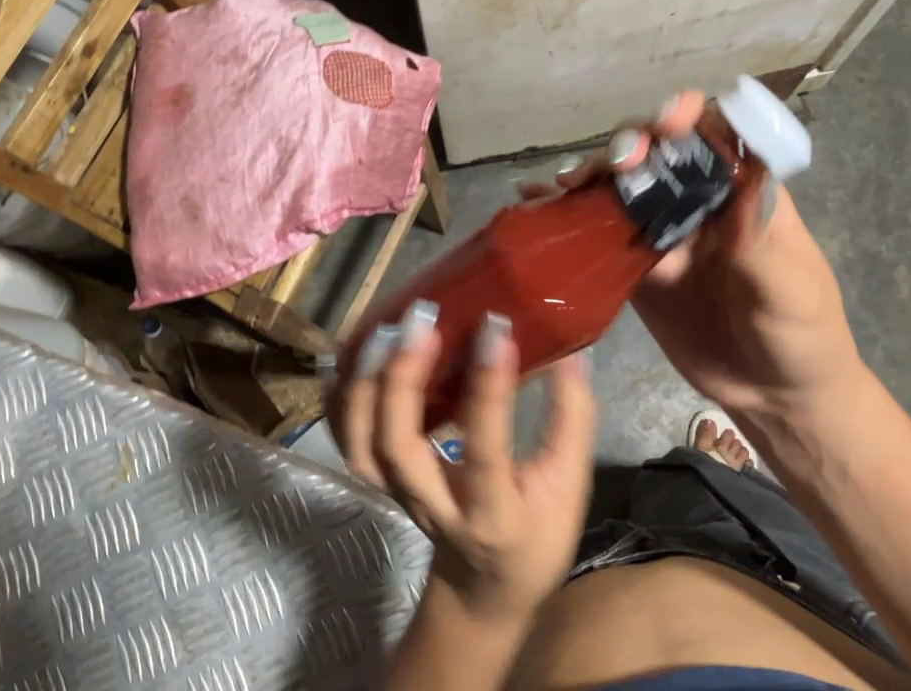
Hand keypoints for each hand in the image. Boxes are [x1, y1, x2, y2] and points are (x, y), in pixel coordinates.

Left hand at [337, 303, 596, 626]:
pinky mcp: (376, 481)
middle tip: (423, 320)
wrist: (482, 589)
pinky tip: (341, 356)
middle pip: (398, 444)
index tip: (495, 328)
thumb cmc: (533, 536)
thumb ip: (571, 424)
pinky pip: (344, 441)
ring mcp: (395, 494)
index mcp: (492, 514)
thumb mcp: (568, 490)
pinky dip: (337, 398)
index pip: (484, 450)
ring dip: (366, 381)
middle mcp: (433, 505)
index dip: (488, 389)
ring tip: (385, 327)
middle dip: (403, 377)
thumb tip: (573, 355)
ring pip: (361, 442)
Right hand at [521, 91, 864, 418]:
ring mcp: (662, 235)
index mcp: (744, 195)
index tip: (668, 121)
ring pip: (621, 188)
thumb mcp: (789, 288)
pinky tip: (536, 202)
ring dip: (592, 175)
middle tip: (615, 165)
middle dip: (631, 146)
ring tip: (564, 183)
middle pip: (658, 155)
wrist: (774, 398)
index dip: (689, 118)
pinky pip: (597, 233)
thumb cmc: (800, 337)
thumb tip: (738, 170)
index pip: (715, 137)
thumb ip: (758, 236)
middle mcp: (699, 205)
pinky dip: (566, 213)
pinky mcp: (634, 268)